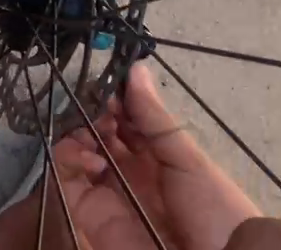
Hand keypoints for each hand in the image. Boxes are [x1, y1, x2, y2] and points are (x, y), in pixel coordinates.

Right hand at [40, 61, 260, 249]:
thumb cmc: (216, 214)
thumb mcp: (189, 161)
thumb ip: (154, 118)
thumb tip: (135, 67)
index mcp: (156, 160)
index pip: (123, 120)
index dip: (112, 99)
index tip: (106, 82)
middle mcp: (127, 172)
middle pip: (94, 131)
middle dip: (90, 113)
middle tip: (94, 106)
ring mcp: (105, 190)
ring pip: (74, 148)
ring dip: (76, 132)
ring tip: (91, 133)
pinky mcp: (86, 210)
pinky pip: (64, 175)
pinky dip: (67, 158)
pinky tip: (89, 158)